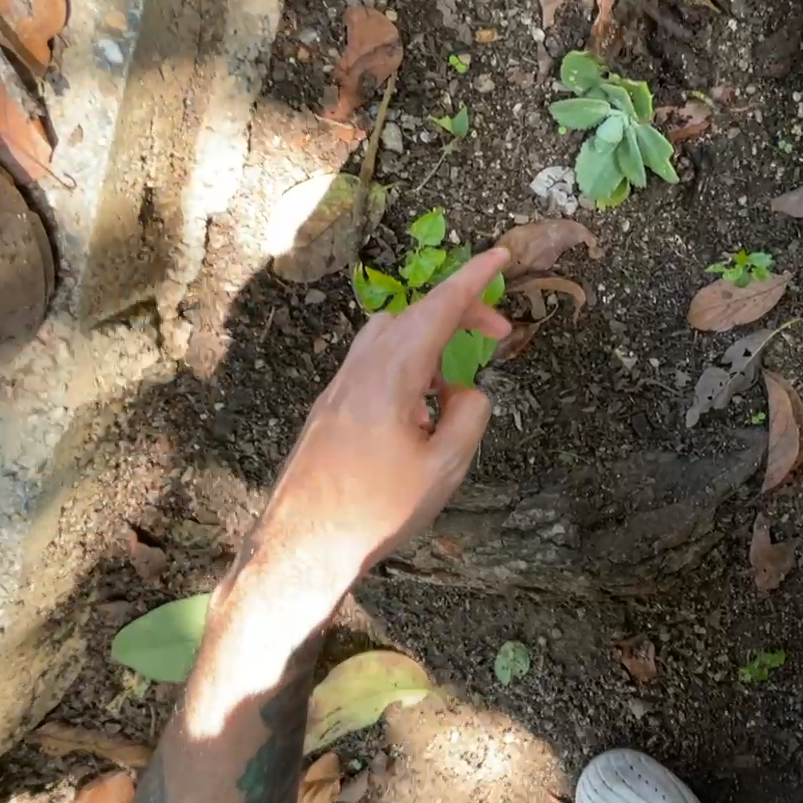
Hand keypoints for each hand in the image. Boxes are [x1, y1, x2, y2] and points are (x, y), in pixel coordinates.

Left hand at [254, 249, 512, 584]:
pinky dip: (410, 363)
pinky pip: (376, 363)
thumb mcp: (445, 468)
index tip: (499, 255)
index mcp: (391, 375)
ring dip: (433, 339)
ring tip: (458, 382)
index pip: (439, 309)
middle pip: (415, 316)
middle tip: (500, 335)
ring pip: (391, 336)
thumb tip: (467, 390)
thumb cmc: (377, 510)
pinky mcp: (331, 407)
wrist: (302, 547)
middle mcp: (361, 369)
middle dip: (461, 313)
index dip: (474, 279)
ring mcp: (340, 386)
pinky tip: (422, 407)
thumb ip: (470, 415)